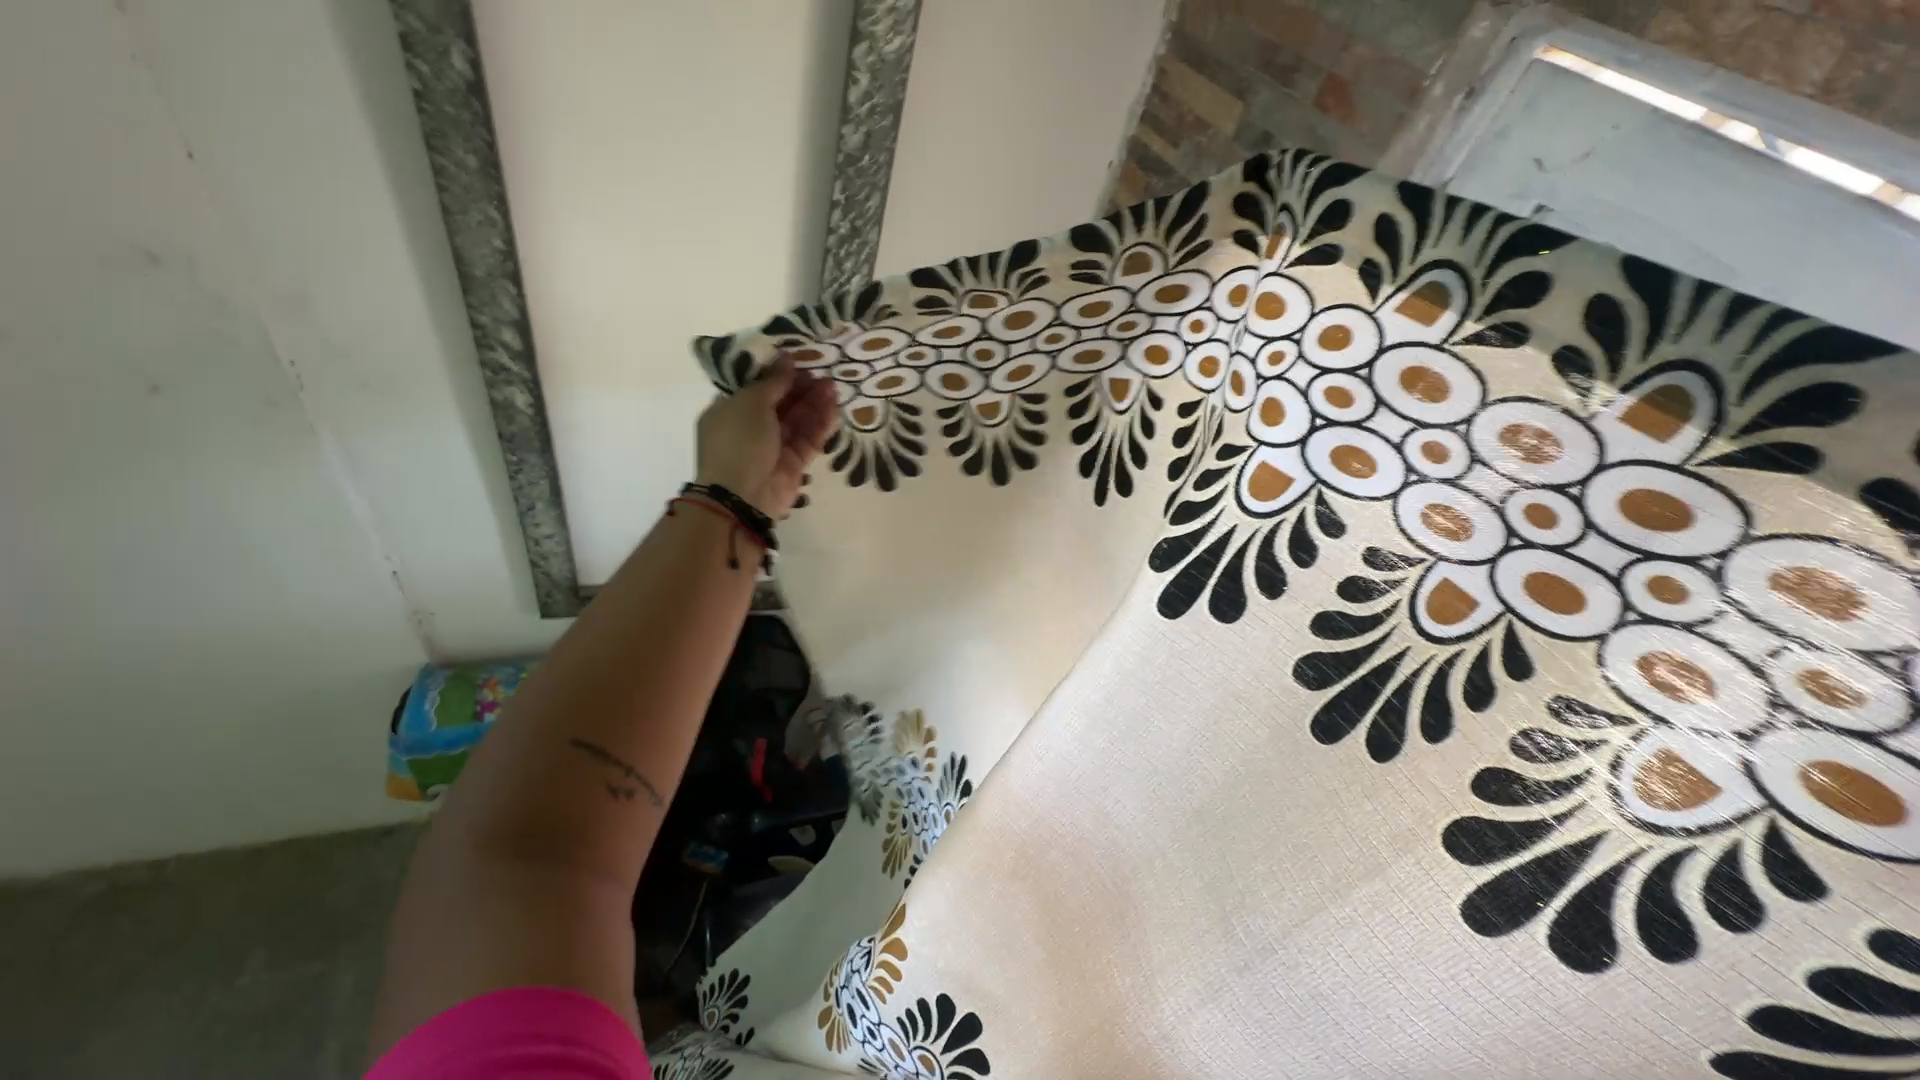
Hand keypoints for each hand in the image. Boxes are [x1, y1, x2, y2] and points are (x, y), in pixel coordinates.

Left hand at [695, 354, 838, 517]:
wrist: (742, 495)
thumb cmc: (738, 441)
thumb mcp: (750, 402)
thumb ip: (772, 381)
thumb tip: (785, 359)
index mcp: (731, 411)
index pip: (757, 388)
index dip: (778, 375)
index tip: (798, 362)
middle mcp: (750, 428)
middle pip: (781, 403)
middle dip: (801, 388)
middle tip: (821, 372)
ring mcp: (773, 448)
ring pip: (797, 421)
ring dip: (814, 403)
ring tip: (832, 386)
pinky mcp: (793, 464)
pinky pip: (808, 440)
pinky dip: (820, 424)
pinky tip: (833, 408)